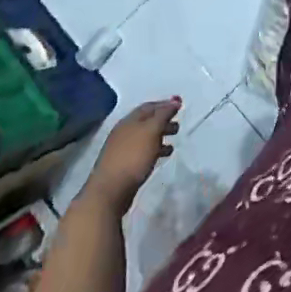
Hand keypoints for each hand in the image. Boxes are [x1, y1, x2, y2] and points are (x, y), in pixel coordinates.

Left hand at [79, 98, 181, 213]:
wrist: (110, 190)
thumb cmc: (133, 157)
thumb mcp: (151, 131)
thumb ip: (163, 115)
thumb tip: (174, 101)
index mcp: (129, 121)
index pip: (149, 106)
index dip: (164, 104)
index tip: (180, 105)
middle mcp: (124, 132)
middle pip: (147, 121)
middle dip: (163, 120)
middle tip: (178, 124)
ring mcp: (123, 148)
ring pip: (146, 136)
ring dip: (161, 135)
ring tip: (174, 139)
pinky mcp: (125, 164)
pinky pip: (143, 150)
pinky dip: (156, 148)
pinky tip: (164, 155)